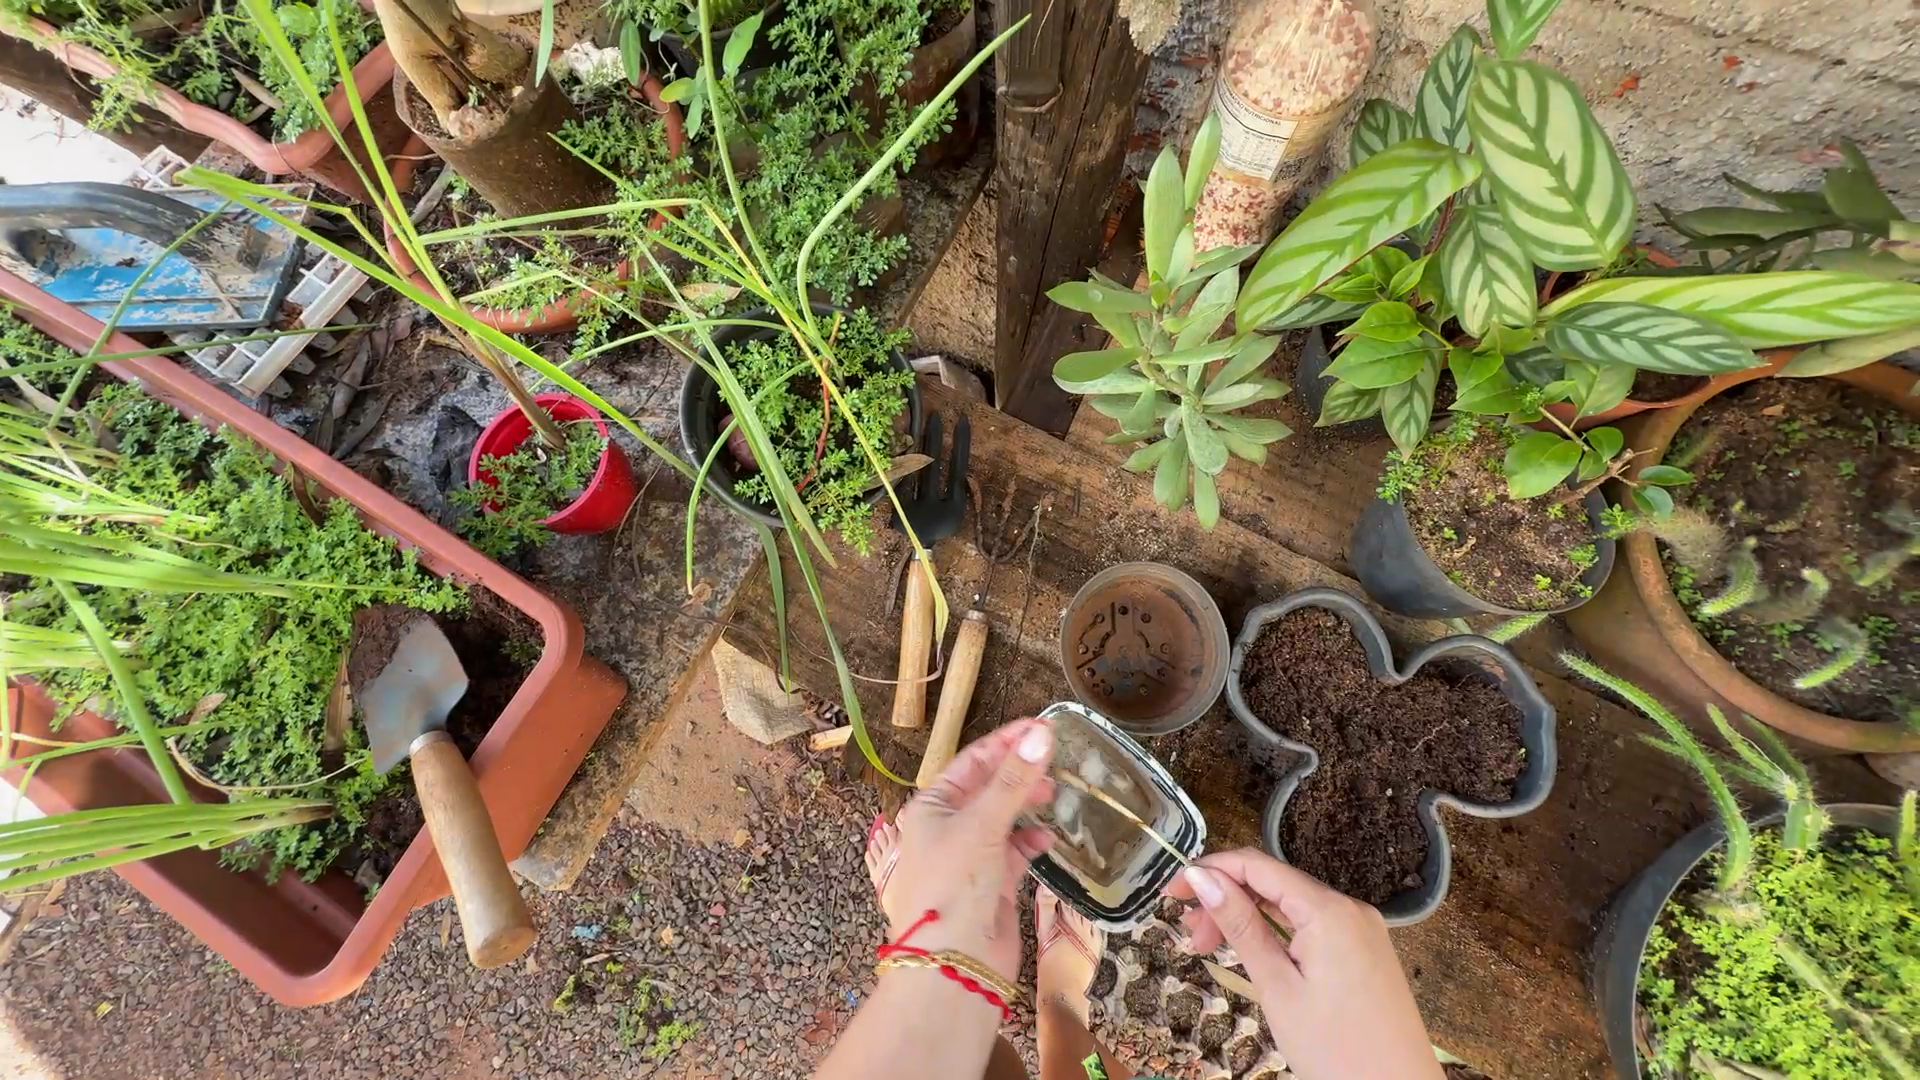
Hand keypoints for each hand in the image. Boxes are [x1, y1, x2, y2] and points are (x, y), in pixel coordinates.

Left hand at [883, 716, 1055, 981]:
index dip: (1006, 742)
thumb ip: (1014, 780)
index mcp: (932, 806)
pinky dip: (1030, 842)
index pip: (972, 760)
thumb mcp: (983, 824)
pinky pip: (1013, 852)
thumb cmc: (955, 884)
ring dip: (1027, 805)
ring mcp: (969, 858)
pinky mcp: (990, 885)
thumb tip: (1042, 733)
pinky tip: (1048, 838)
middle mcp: (947, 828)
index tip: (1041, 726)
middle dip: (1019, 773)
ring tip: (1054, 795)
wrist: (953, 966)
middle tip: (1055, 761)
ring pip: (1002, 819)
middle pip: (988, 787)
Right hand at [1165, 849, 1441, 1079]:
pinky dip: (1275, 932)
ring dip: (1246, 917)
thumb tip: (1201, 876)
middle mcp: (1348, 907)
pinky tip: (1252, 951)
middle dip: (1225, 899)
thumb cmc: (1336, 1052)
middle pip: (1271, 883)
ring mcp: (1360, 929)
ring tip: (1210, 948)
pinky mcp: (1364, 951)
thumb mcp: (1278, 988)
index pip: (1256, 865)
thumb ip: (1240, 925)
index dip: (1209, 870)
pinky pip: (1309, 924)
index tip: (1172, 892)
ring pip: (1288, 904)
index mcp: (1328, 909)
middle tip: (1190, 937)